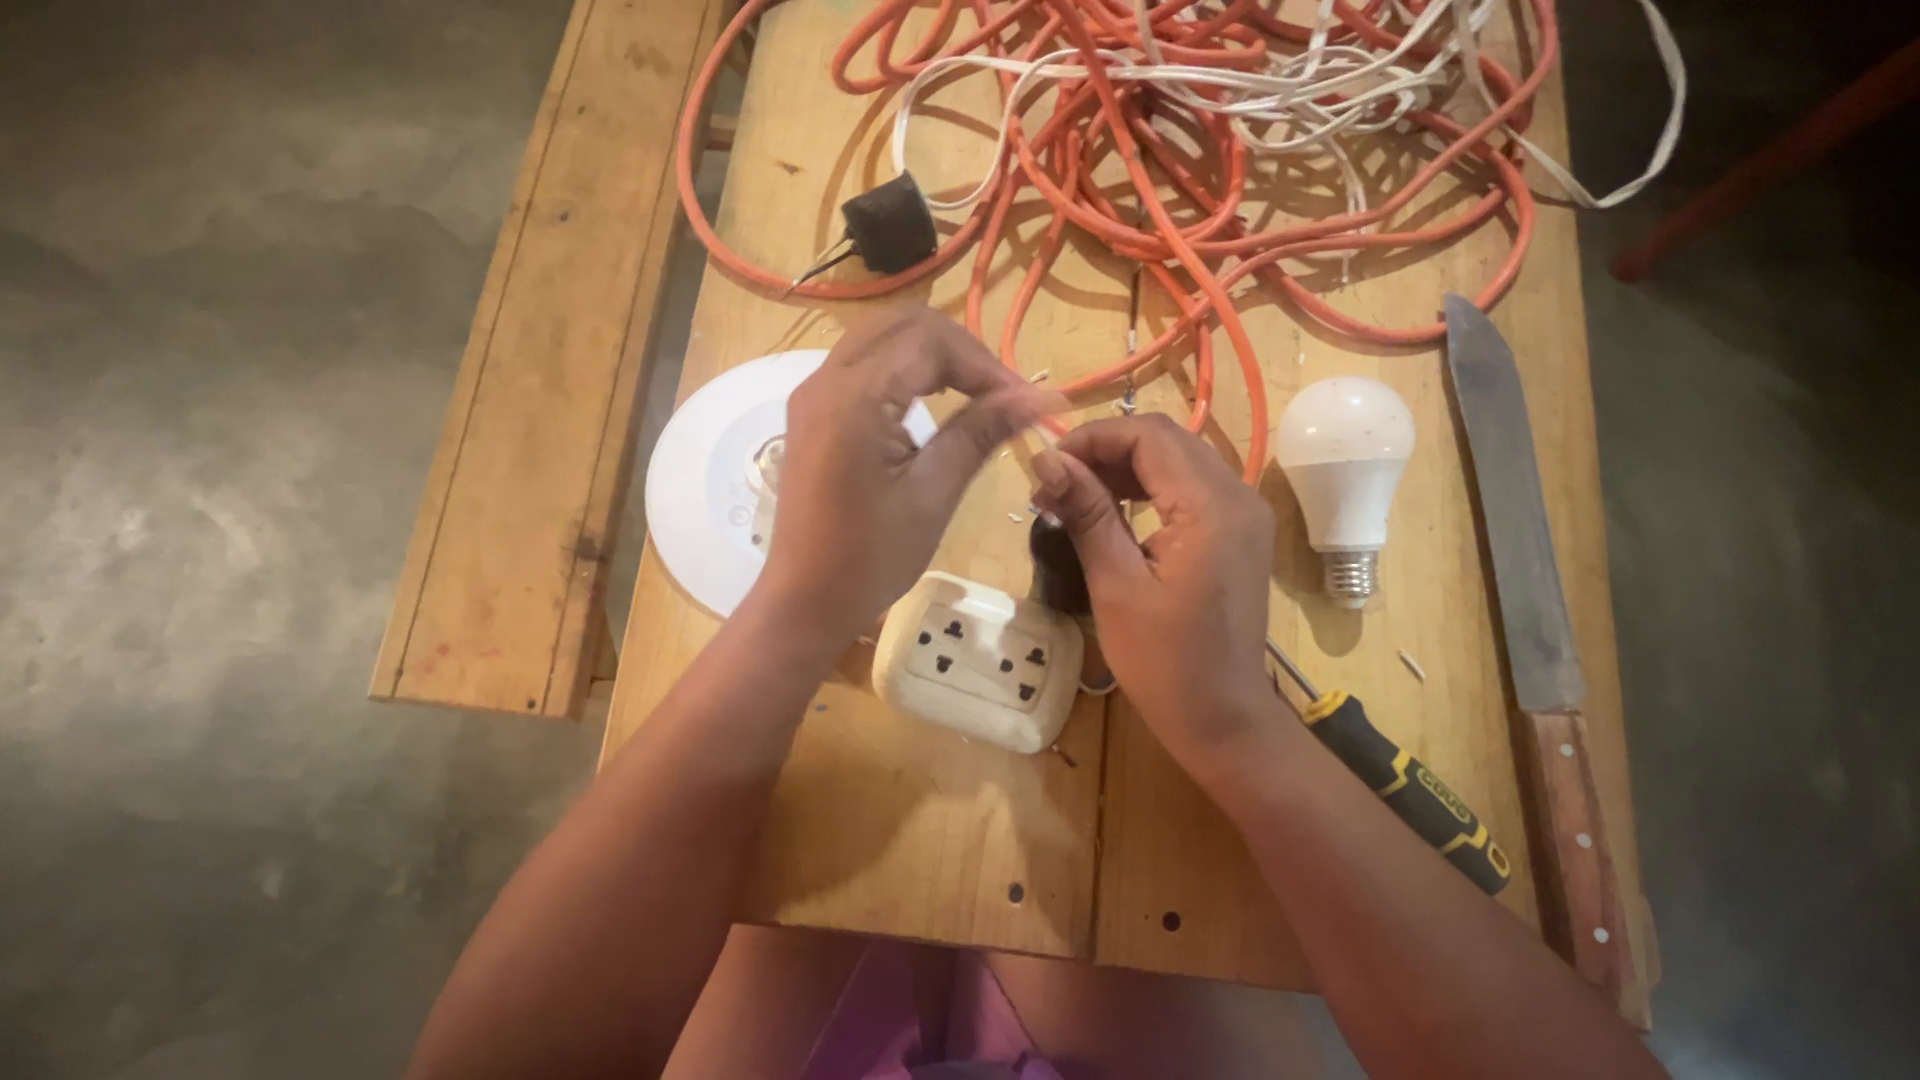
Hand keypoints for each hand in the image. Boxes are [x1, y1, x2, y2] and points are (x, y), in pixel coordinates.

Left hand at [755, 306, 1060, 641]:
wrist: (805, 599)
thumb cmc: (871, 556)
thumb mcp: (934, 493)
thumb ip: (980, 431)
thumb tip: (1038, 397)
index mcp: (854, 397)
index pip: (931, 341)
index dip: (985, 364)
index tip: (1023, 402)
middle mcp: (825, 380)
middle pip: (905, 324)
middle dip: (960, 351)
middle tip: (999, 394)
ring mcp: (813, 394)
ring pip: (882, 338)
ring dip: (932, 356)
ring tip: (974, 396)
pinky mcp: (812, 412)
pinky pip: (864, 365)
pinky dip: (905, 371)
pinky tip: (931, 405)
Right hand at [1031, 414, 1282, 772]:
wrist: (1221, 717)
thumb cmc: (1164, 661)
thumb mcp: (1116, 584)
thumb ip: (1087, 512)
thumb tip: (1046, 459)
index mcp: (1212, 507)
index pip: (1149, 435)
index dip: (1092, 437)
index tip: (1046, 466)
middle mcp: (1238, 495)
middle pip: (1165, 440)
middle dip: (1104, 450)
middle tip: (1053, 484)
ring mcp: (1244, 513)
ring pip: (1177, 459)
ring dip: (1123, 467)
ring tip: (1072, 497)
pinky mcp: (1238, 531)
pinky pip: (1190, 486)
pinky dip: (1148, 487)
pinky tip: (1111, 509)